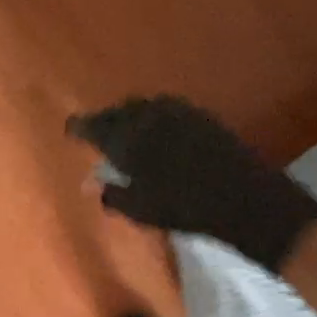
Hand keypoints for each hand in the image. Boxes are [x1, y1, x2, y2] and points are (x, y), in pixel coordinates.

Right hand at [68, 95, 316, 270]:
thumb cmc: (186, 209)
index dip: (79, 127)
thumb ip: (114, 194)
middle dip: (106, 120)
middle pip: (119, 111)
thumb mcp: (142, 210)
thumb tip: (94, 185)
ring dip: (132, 116)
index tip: (70, 130)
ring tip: (127, 131)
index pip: (93, 125)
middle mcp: (149, 116)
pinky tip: (159, 132)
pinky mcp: (202, 116)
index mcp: (128, 136)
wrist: (246, 199)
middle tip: (98, 132)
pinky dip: (156, 118)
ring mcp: (178, 112)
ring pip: (144, 107)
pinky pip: (167, 110)